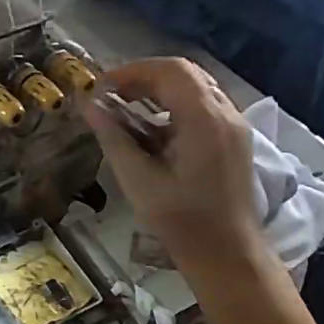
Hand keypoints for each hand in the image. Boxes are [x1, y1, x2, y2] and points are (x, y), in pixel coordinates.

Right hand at [82, 57, 263, 268]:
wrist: (226, 252)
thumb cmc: (180, 220)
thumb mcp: (138, 180)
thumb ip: (113, 137)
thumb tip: (88, 105)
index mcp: (205, 119)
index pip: (170, 71)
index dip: (132, 71)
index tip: (101, 88)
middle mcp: (226, 113)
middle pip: (184, 74)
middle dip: (144, 78)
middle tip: (111, 96)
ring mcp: (234, 126)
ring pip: (195, 87)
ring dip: (159, 90)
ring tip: (126, 108)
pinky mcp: (233, 139)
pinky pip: (203, 106)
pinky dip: (174, 105)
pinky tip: (152, 128)